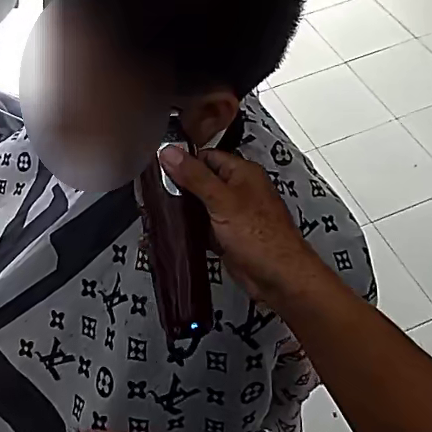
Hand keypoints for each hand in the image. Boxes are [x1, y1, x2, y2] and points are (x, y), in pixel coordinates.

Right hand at [159, 147, 333, 303]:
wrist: (277, 277)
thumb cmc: (262, 237)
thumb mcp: (222, 200)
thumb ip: (195, 176)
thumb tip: (170, 153)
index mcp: (242, 173)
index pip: (207, 156)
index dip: (184, 160)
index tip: (159, 166)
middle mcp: (239, 191)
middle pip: (201, 181)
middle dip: (180, 187)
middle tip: (153, 192)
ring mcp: (233, 215)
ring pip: (200, 206)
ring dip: (183, 211)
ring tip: (156, 212)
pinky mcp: (227, 237)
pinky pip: (203, 228)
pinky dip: (190, 230)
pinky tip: (172, 233)